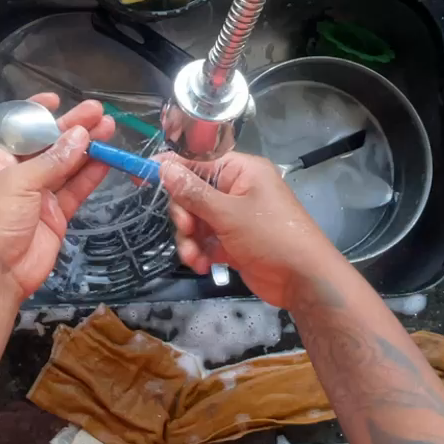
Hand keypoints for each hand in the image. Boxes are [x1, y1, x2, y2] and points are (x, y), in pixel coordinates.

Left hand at [0, 94, 115, 298]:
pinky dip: (90, 173)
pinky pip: (74, 187)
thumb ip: (52, 160)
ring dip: (86, 147)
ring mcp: (36, 193)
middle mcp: (15, 172)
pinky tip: (108, 157)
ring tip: (109, 127)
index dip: (35, 112)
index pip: (15, 127)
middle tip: (98, 111)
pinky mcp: (54, 213)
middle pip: (46, 143)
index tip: (56, 98)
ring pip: (65, 163)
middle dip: (71, 127)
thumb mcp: (17, 183)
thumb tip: (80, 135)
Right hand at [158, 153, 345, 307]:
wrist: (304, 281)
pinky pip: (204, 241)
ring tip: (195, 257)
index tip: (140, 174)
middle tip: (188, 230)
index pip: (197, 162)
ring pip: (195, 221)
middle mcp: (236, 190)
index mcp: (241, 171)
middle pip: (191, 194)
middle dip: (184, 216)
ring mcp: (234, 217)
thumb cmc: (272, 237)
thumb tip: (164, 167)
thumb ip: (193, 192)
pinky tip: (203, 266)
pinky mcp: (232, 241)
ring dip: (189, 240)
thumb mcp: (228, 214)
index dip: (170, 168)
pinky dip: (200, 253)